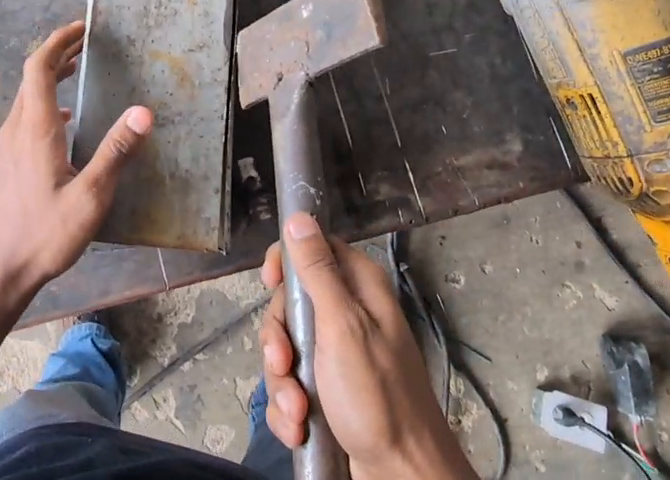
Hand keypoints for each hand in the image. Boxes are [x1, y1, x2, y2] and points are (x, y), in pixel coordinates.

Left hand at [0, 21, 152, 294]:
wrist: (1, 268)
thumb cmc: (45, 233)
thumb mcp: (90, 196)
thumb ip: (115, 152)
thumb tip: (143, 112)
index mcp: (35, 128)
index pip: (38, 67)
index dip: (58, 41)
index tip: (82, 28)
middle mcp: (17, 129)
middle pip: (31, 76)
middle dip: (58, 52)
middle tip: (87, 42)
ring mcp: (9, 145)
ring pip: (27, 96)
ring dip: (51, 76)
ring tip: (79, 69)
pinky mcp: (10, 160)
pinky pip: (27, 115)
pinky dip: (47, 100)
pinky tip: (68, 119)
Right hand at [260, 213, 470, 479]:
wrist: (400, 476)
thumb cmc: (377, 397)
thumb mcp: (342, 326)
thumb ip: (318, 271)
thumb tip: (299, 216)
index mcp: (358, 288)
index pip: (313, 248)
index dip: (285, 262)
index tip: (268, 284)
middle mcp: (348, 315)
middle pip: (290, 303)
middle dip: (279, 341)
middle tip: (284, 364)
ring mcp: (337, 355)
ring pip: (285, 348)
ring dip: (282, 383)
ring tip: (299, 413)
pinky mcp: (327, 390)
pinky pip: (290, 385)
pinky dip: (288, 408)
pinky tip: (299, 428)